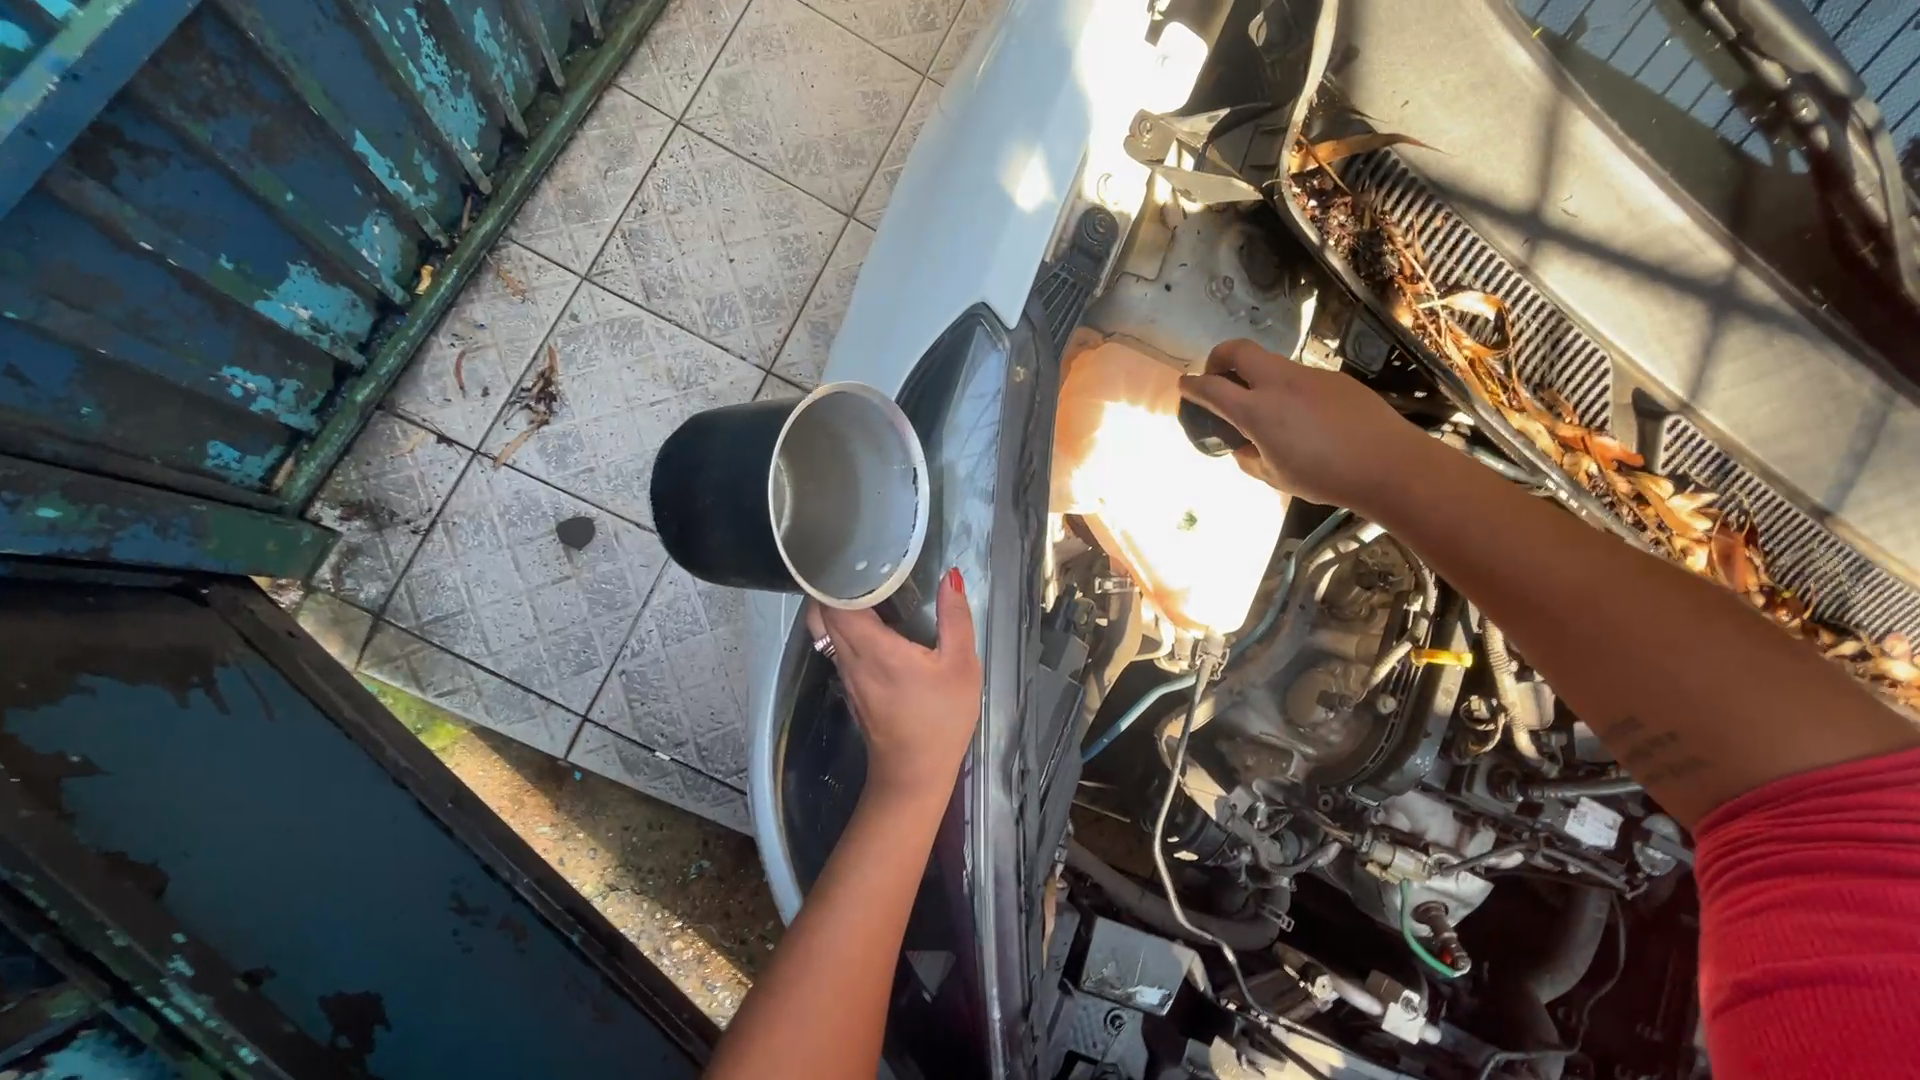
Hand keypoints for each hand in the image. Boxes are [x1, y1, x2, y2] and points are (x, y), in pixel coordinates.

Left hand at [806, 568, 982, 807]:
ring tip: (860, 583)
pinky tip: (866, 617)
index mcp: (873, 648)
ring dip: (833, 604)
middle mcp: (850, 657)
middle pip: (821, 611)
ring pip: (824, 629)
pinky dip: (840, 624)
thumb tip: (951, 577)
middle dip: (831, 583)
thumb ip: (955, 619)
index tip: (854, 554)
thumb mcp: (961, 667)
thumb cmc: (940, 720)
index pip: (836, 601)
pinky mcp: (849, 685)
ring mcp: (845, 673)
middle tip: (857, 561)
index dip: (838, 575)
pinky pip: (834, 644)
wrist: (913, 774)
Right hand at [1178, 339, 1428, 514]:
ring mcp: (1309, 376)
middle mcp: (1278, 383)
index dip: (1192, 386)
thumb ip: (1250, 460)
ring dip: (1256, 377)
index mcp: (1256, 410)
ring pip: (1270, 363)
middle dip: (1218, 358)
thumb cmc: (1325, 477)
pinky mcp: (1335, 379)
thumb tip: (1243, 448)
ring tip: (1265, 409)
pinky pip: (1300, 378)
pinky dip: (1288, 390)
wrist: (1389, 464)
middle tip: (1217, 378)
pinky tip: (1307, 420)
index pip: (1211, 388)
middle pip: (1237, 350)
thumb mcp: (1276, 477)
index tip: (1184, 385)